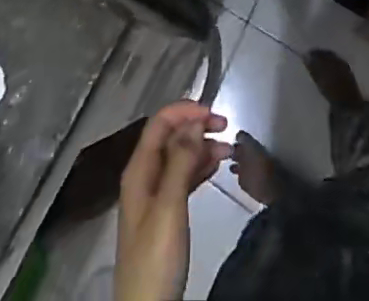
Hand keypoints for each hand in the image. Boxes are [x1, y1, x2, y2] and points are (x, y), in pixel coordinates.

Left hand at [115, 102, 230, 300]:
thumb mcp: (169, 206)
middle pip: (169, 137)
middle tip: (227, 129)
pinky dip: (200, 167)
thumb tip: (194, 121)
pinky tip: (216, 167)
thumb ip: (180, 161)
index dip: (185, 112)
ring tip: (229, 151)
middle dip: (197, 126)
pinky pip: (183, 177)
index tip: (215, 115)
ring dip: (202, 147)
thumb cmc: (156, 257)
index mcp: (139, 171)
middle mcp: (144, 177)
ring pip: (179, 156)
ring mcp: (154, 195)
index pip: (159, 124)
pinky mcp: (165, 212)